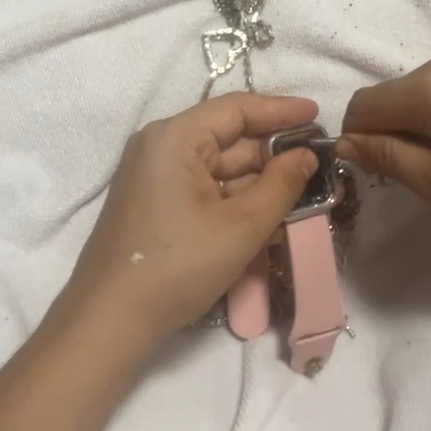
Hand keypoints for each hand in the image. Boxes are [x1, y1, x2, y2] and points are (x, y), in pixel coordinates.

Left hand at [53, 93, 320, 347]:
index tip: (319, 115)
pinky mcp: (157, 205)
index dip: (281, 111)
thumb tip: (307, 155)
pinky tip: (273, 219)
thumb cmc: (177, 265)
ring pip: (222, 169)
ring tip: (307, 196)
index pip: (237, 109)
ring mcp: (157, 177)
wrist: (110, 321)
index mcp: (175, 137)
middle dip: (275, 156)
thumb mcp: (240, 227)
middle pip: (230, 140)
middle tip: (320, 166)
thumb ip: (281, 185)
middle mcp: (162, 147)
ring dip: (261, 184)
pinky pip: (207, 191)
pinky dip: (238, 201)